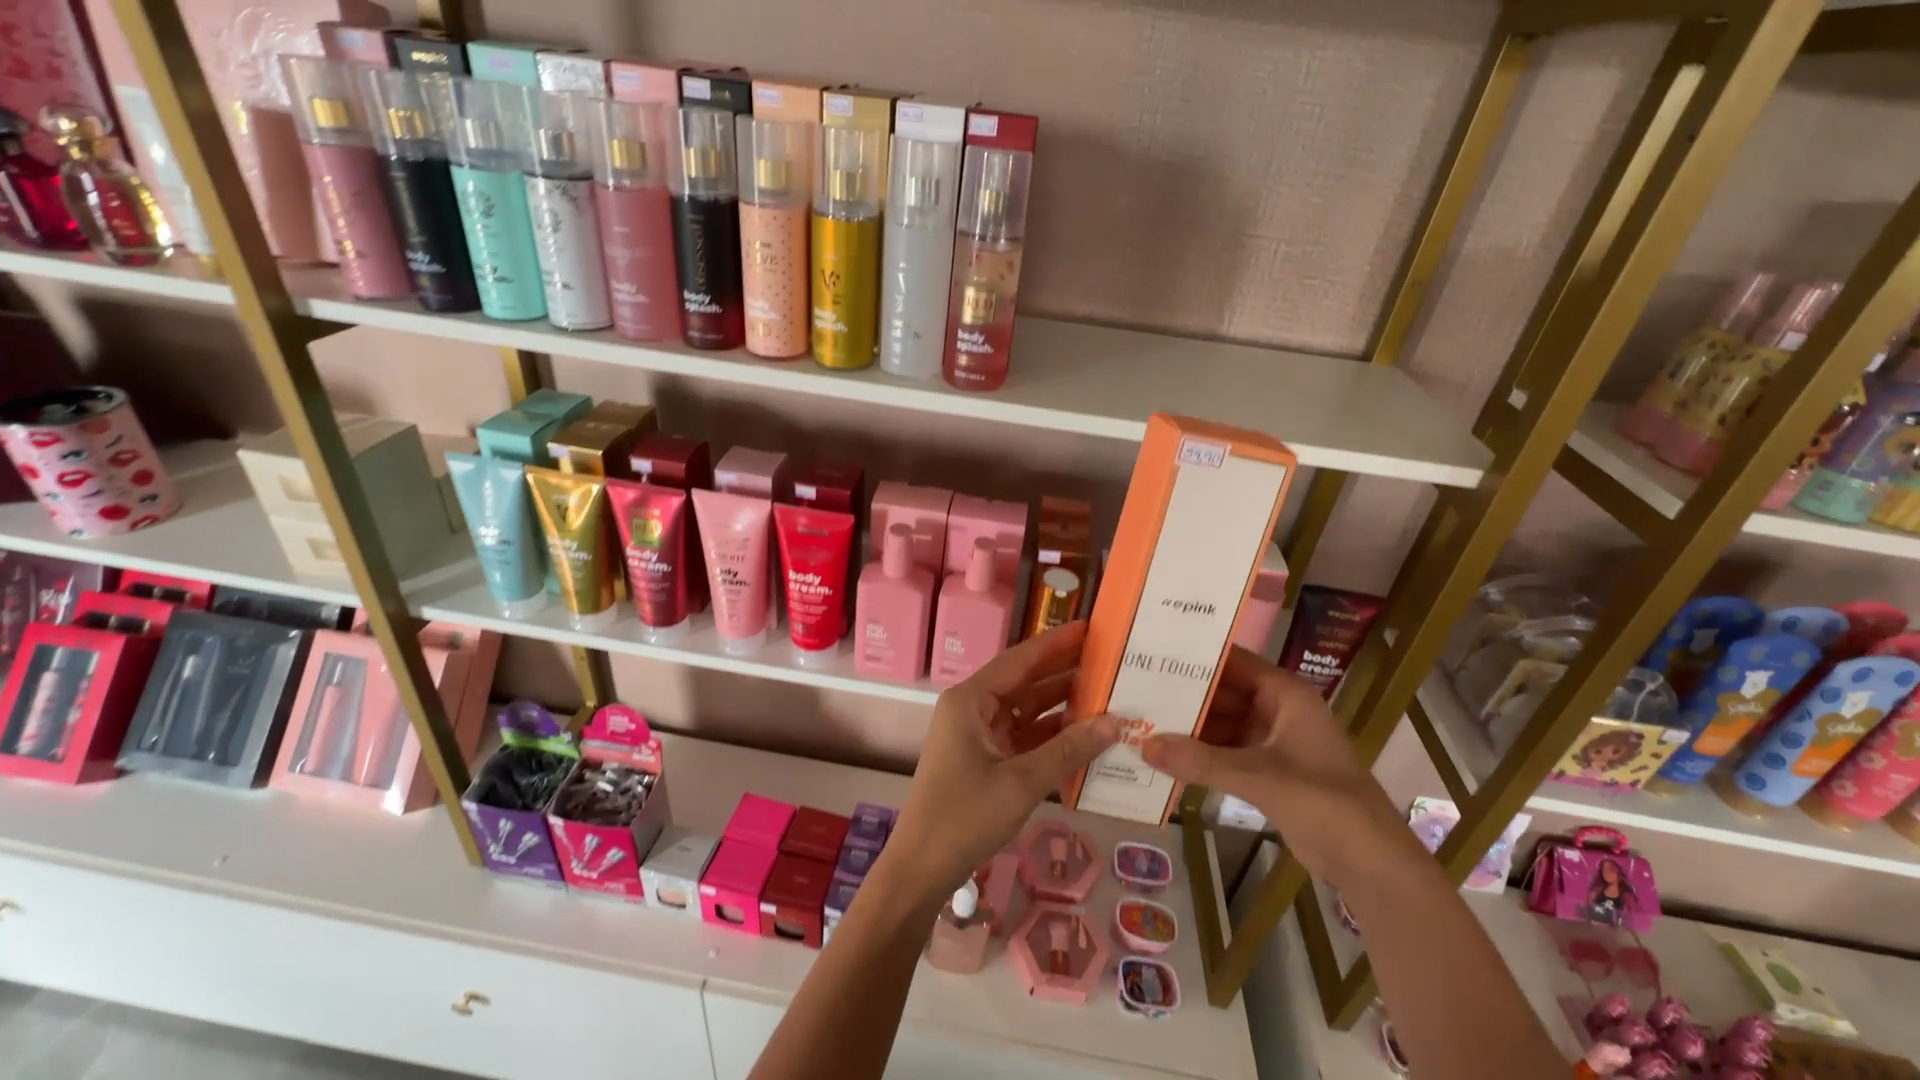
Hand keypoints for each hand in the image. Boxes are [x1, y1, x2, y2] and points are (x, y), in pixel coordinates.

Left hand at [881, 623, 1118, 909]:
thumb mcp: (1022, 782)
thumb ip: (1068, 750)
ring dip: (1064, 706)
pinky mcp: (986, 761)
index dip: (1057, 643)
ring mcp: (979, 736)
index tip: (1093, 628)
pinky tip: (1088, 736)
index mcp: (971, 700)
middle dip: (1066, 672)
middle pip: (1026, 682)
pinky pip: (1025, 737)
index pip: (1021, 659)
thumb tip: (1115, 723)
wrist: (923, 866)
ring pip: (1028, 711)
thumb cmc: (965, 816)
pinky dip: (1053, 736)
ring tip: (1111, 694)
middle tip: (1113, 661)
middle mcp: (973, 709)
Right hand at [1141, 647, 1413, 886]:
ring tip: (1140, 722)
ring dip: (1189, 729)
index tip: (1151, 653)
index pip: (1234, 662)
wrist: (1368, 860)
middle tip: (1134, 691)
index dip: (1195, 658)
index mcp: (1286, 694)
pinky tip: (1165, 758)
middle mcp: (1279, 710)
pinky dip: (1201, 756)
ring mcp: (1274, 742)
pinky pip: (1227, 753)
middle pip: (1224, 693)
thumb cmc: (1322, 801)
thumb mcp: (1258, 777)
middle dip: (1184, 696)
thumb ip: (1200, 761)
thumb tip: (1142, 745)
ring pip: (1223, 725)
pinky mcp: (1269, 772)